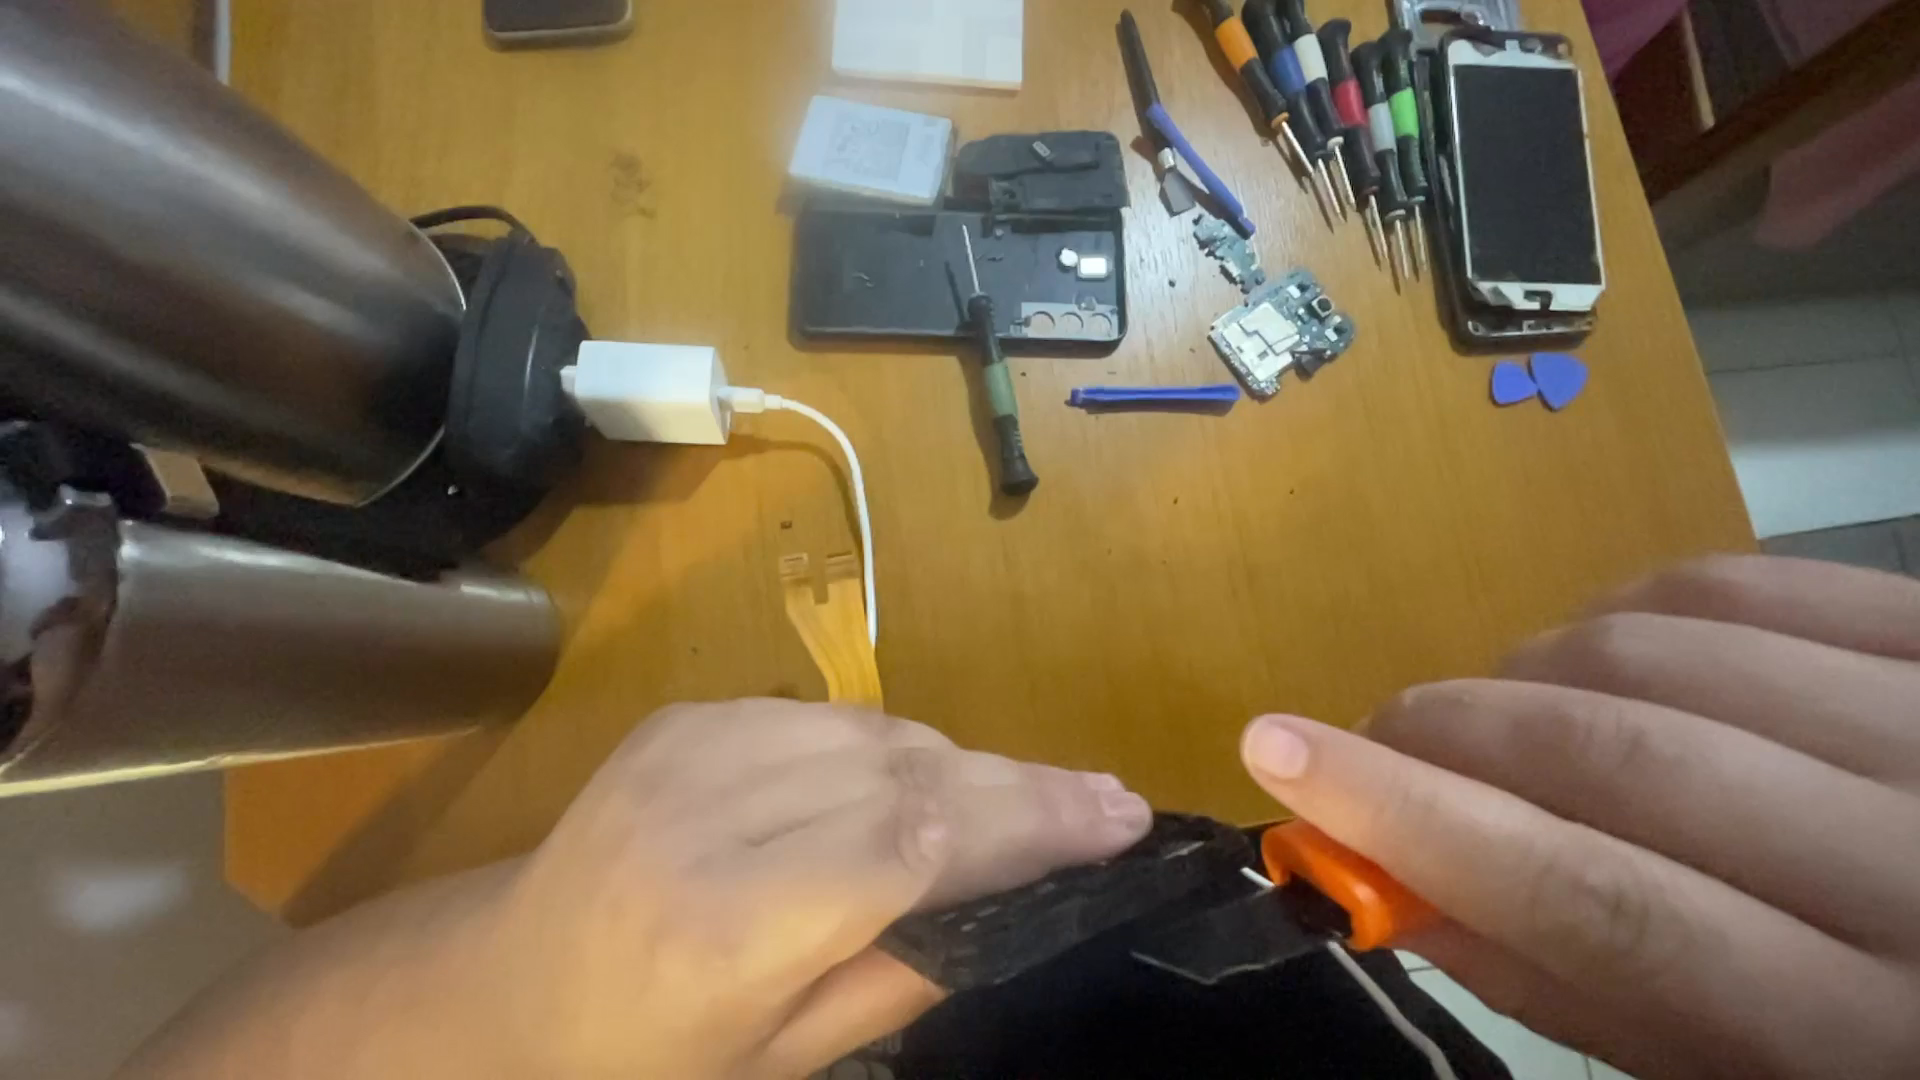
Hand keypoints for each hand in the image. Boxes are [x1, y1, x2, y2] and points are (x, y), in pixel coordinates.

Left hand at [484, 698, 1152, 1078]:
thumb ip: (890, 978)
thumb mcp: (773, 1063)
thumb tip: (1004, 903)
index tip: (1113, 820)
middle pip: (903, 773)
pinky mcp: (692, 714)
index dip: (1019, 825)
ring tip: (1032, 798)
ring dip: (964, 764)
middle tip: (1107, 797)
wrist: (501, 979)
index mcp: (722, 926)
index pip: (906, 846)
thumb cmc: (637, 1060)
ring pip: (878, 732)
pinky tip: (931, 777)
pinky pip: (830, 718)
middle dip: (1019, 787)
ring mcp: (695, 743)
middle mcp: (709, 812)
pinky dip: (897, 746)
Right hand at [1239, 556, 1919, 1078]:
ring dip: (1521, 673)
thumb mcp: (1724, 1075)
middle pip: (1604, 750)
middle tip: (1383, 741)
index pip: (1585, 897)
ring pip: (1648, 649)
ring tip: (1510, 714)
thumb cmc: (1873, 1052)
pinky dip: (1623, 603)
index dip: (1406, 815)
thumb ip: (1553, 985)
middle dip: (1441, 729)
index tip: (1273, 749)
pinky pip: (1736, 579)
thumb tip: (1375, 877)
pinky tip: (1605, 651)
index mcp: (1866, 1035)